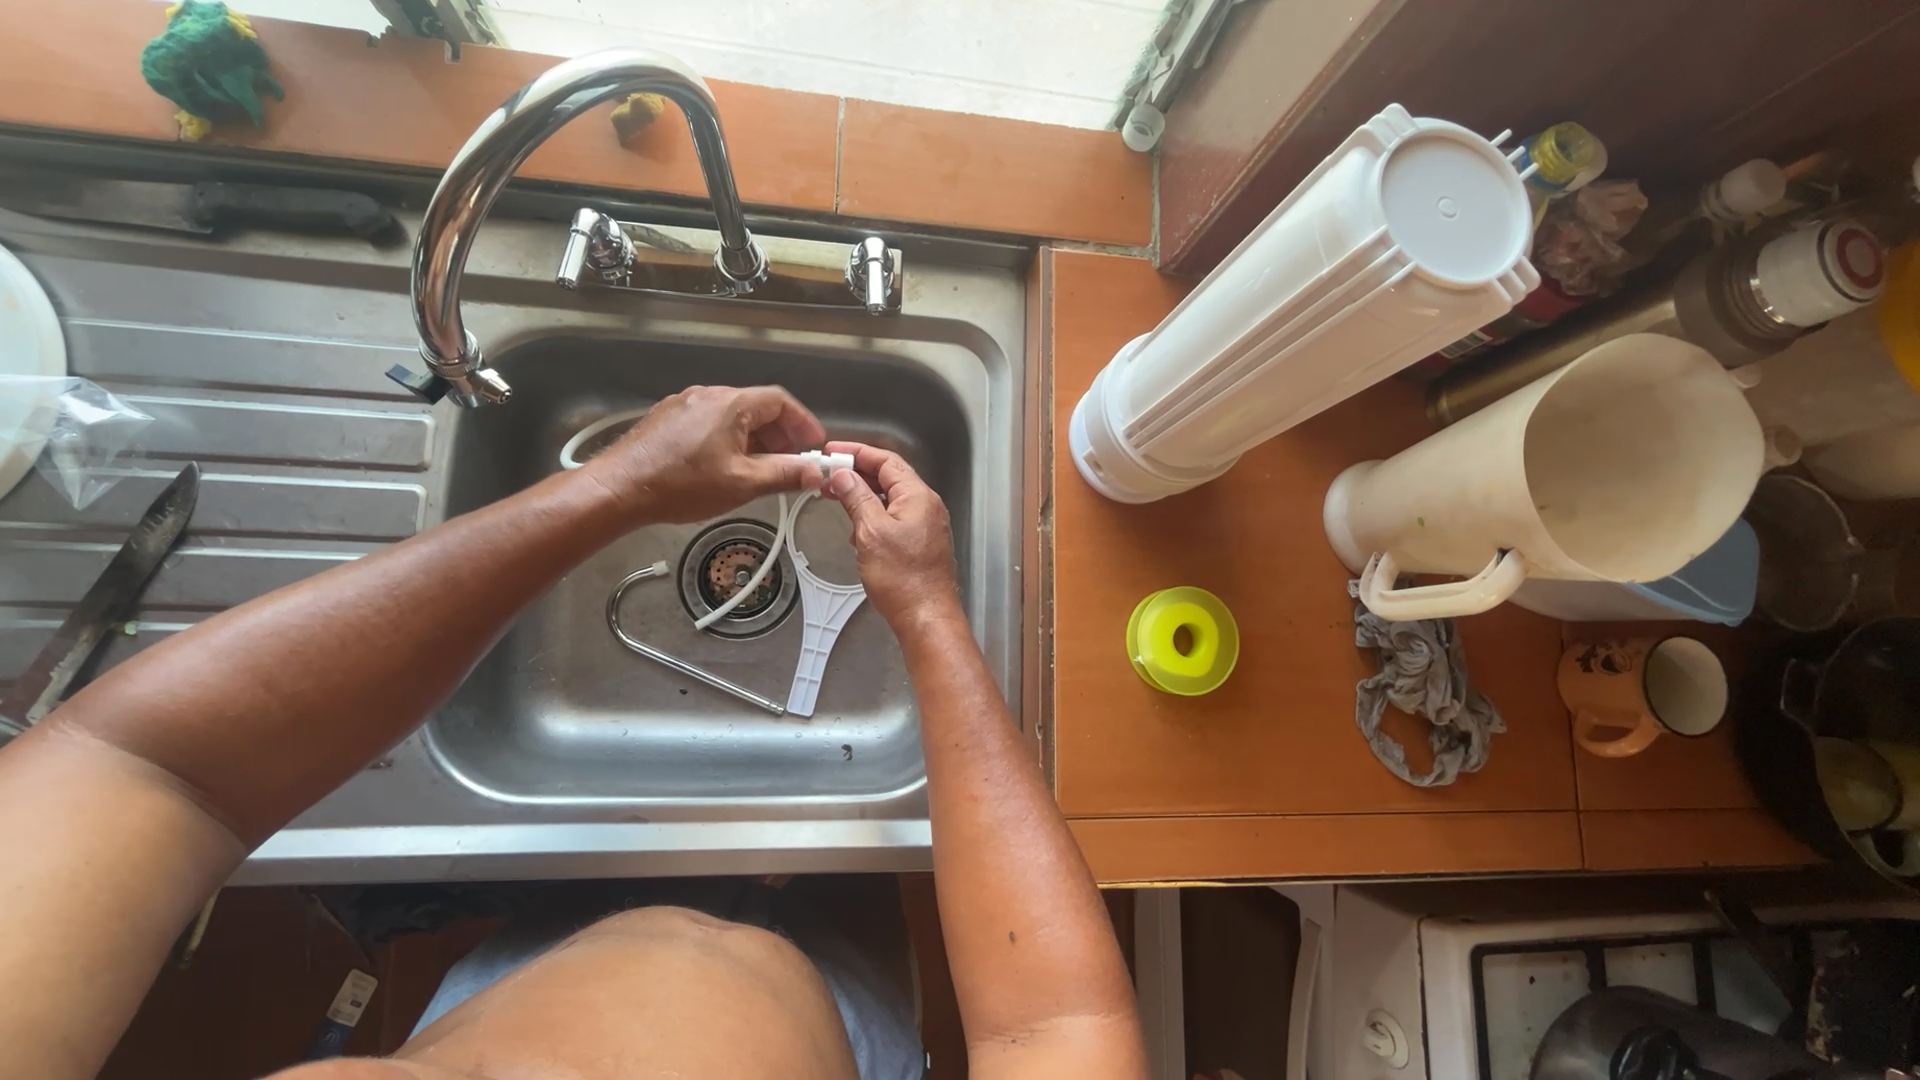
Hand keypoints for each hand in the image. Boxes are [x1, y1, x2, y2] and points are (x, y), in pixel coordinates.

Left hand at [584, 385, 826, 524]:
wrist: (620, 488)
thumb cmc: (683, 484)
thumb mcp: (743, 483)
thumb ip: (784, 474)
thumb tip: (814, 472)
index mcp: (731, 404)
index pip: (780, 401)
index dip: (803, 422)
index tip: (813, 444)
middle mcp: (708, 394)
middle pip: (757, 406)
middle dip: (780, 433)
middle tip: (790, 461)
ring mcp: (685, 403)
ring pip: (733, 415)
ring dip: (754, 437)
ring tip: (761, 467)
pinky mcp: (668, 418)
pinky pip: (710, 421)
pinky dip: (729, 438)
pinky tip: (726, 464)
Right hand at [822, 440, 961, 628]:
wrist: (926, 617)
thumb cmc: (903, 579)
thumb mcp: (871, 532)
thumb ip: (857, 498)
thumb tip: (843, 475)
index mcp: (918, 496)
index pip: (886, 460)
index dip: (856, 452)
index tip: (832, 451)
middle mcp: (927, 506)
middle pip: (889, 477)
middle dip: (857, 474)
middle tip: (828, 475)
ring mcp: (926, 525)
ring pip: (890, 498)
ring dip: (863, 496)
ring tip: (836, 499)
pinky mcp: (921, 543)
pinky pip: (895, 518)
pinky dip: (873, 516)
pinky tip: (856, 529)